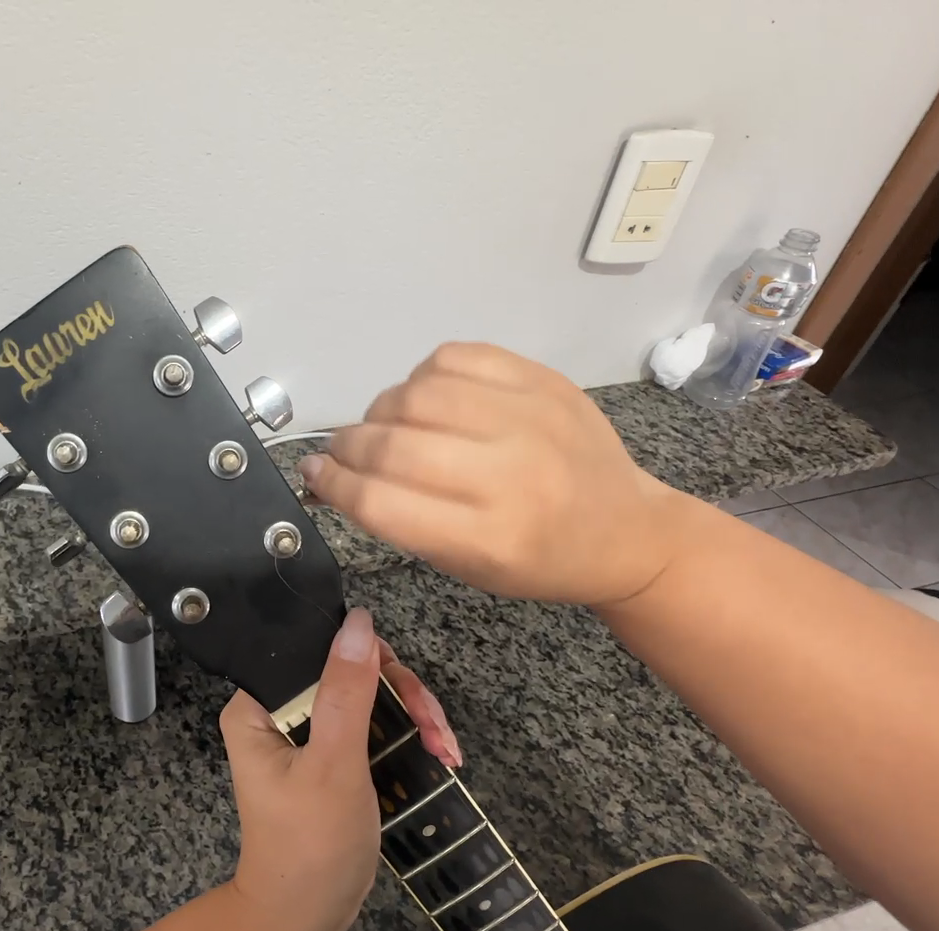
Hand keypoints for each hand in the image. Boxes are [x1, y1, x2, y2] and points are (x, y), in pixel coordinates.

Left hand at [219, 609, 456, 930]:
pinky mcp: (331, 758)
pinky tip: (441, 757)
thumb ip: (347, 691)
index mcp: (258, 705)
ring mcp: (307, 736)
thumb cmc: (310, 844)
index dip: (366, 658)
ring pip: (369, 698)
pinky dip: (407, 739)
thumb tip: (358, 620)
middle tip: (437, 729)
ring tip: (447, 751)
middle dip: (401, 695)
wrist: (304, 920)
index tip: (405, 685)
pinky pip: (372, 728)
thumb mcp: (333, 763)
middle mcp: (278, 712)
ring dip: (414, 718)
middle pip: (348, 673)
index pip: (315, 651)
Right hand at [298, 343, 695, 606]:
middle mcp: (509, 474)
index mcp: (487, 537)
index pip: (380, 503)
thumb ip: (399, 520)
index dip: (332, 484)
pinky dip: (422, 376)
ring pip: (416, 393)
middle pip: (392, 445)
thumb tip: (333, 473)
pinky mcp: (542, 381)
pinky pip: (454, 356)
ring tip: (383, 427)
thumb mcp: (464, 565)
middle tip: (338, 452)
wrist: (626, 532)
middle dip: (346, 447)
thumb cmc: (537, 563)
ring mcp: (529, 418)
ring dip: (380, 411)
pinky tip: (426, 399)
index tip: (313, 475)